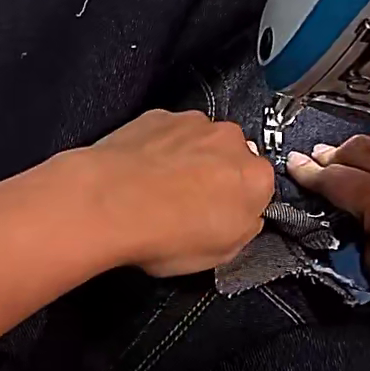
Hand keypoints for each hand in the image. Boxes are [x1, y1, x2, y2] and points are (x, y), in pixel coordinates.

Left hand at [66, 109, 275, 276]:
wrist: (109, 202)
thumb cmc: (165, 231)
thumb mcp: (220, 254)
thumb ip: (243, 229)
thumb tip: (243, 219)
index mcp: (255, 177)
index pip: (260, 188)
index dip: (240, 205)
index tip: (222, 218)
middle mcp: (231, 141)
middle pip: (233, 158)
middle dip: (217, 176)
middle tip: (191, 205)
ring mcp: (194, 124)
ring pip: (201, 142)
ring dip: (190, 159)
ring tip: (161, 189)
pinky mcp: (160, 116)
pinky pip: (169, 133)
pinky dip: (161, 147)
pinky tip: (143, 172)